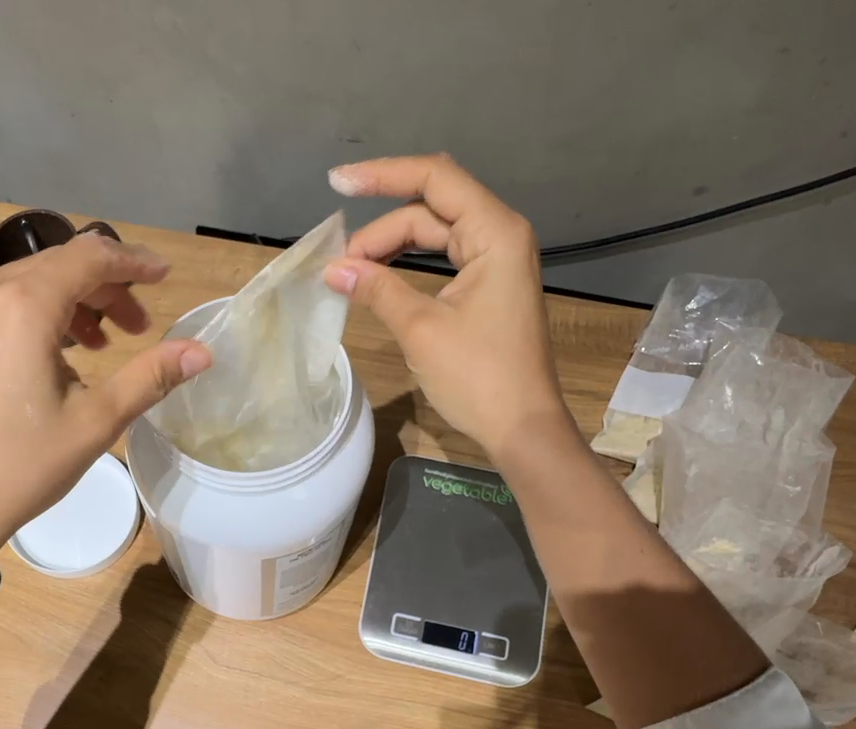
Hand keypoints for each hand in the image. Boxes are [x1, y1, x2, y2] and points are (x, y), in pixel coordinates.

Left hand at [0, 233, 210, 597]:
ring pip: (15, 288)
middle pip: (52, 267)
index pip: (89, 256)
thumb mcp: (96, 423)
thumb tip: (203, 352)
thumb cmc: (22, 469)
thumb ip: (150, 377)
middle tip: (134, 330)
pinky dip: (21, 321)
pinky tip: (34, 366)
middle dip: (102, 290)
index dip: (132, 261)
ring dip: (62, 306)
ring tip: (92, 349)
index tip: (162, 275)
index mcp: (23, 307)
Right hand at [323, 154, 573, 463]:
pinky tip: (380, 278)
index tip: (337, 183)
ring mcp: (496, 262)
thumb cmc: (478, 376)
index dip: (383, 175)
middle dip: (381, 229)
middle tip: (339, 263)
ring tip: (351, 271)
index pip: (434, 180)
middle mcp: (500, 235)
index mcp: (494, 232)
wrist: (521, 427)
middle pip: (431, 209)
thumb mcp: (421, 329)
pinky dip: (409, 266)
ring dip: (392, 247)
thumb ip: (378, 289)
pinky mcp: (489, 287)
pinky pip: (443, 259)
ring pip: (435, 233)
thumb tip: (334, 270)